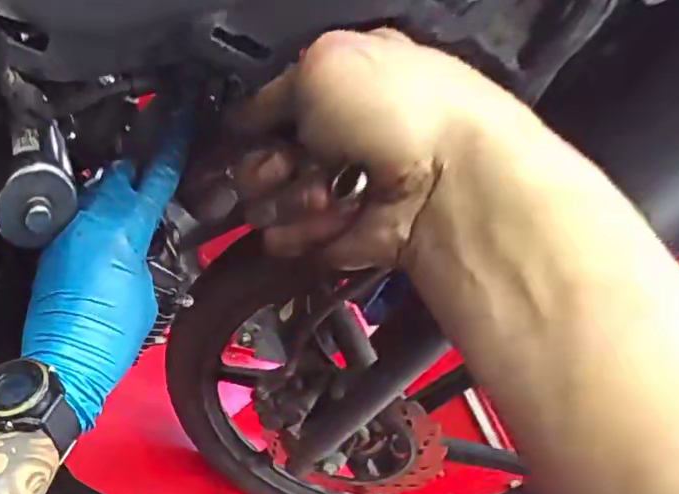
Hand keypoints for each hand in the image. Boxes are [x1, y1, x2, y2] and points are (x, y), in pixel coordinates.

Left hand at [20, 120, 189, 429]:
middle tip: (154, 171)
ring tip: (130, 208)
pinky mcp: (50, 251)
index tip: (179, 124)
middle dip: (138, 171)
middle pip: (119, 175)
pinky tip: (104, 236)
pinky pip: (78, 221)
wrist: (64, 365)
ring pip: (95, 195)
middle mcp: (90, 221)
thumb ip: (145, 258)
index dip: (171, 148)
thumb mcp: (146, 298)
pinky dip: (94, 220)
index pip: (155, 175)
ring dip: (113, 196)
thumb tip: (140, 246)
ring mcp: (66, 233)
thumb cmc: (103, 343)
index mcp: (124, 228)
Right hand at [186, 29, 528, 268]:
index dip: (250, 129)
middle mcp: (328, 140)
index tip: (252, 136)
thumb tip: (238, 121)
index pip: (264, 115)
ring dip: (285, 202)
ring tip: (323, 195)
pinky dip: (300, 233)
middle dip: (265, 169)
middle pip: (256, 166)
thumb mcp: (321, 66)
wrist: (440, 180)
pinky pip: (286, 241)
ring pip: (265, 207)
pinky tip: (327, 221)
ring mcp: (328, 192)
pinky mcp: (329, 237)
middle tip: (292, 166)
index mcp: (333, 89)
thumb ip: (267, 94)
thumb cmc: (391, 109)